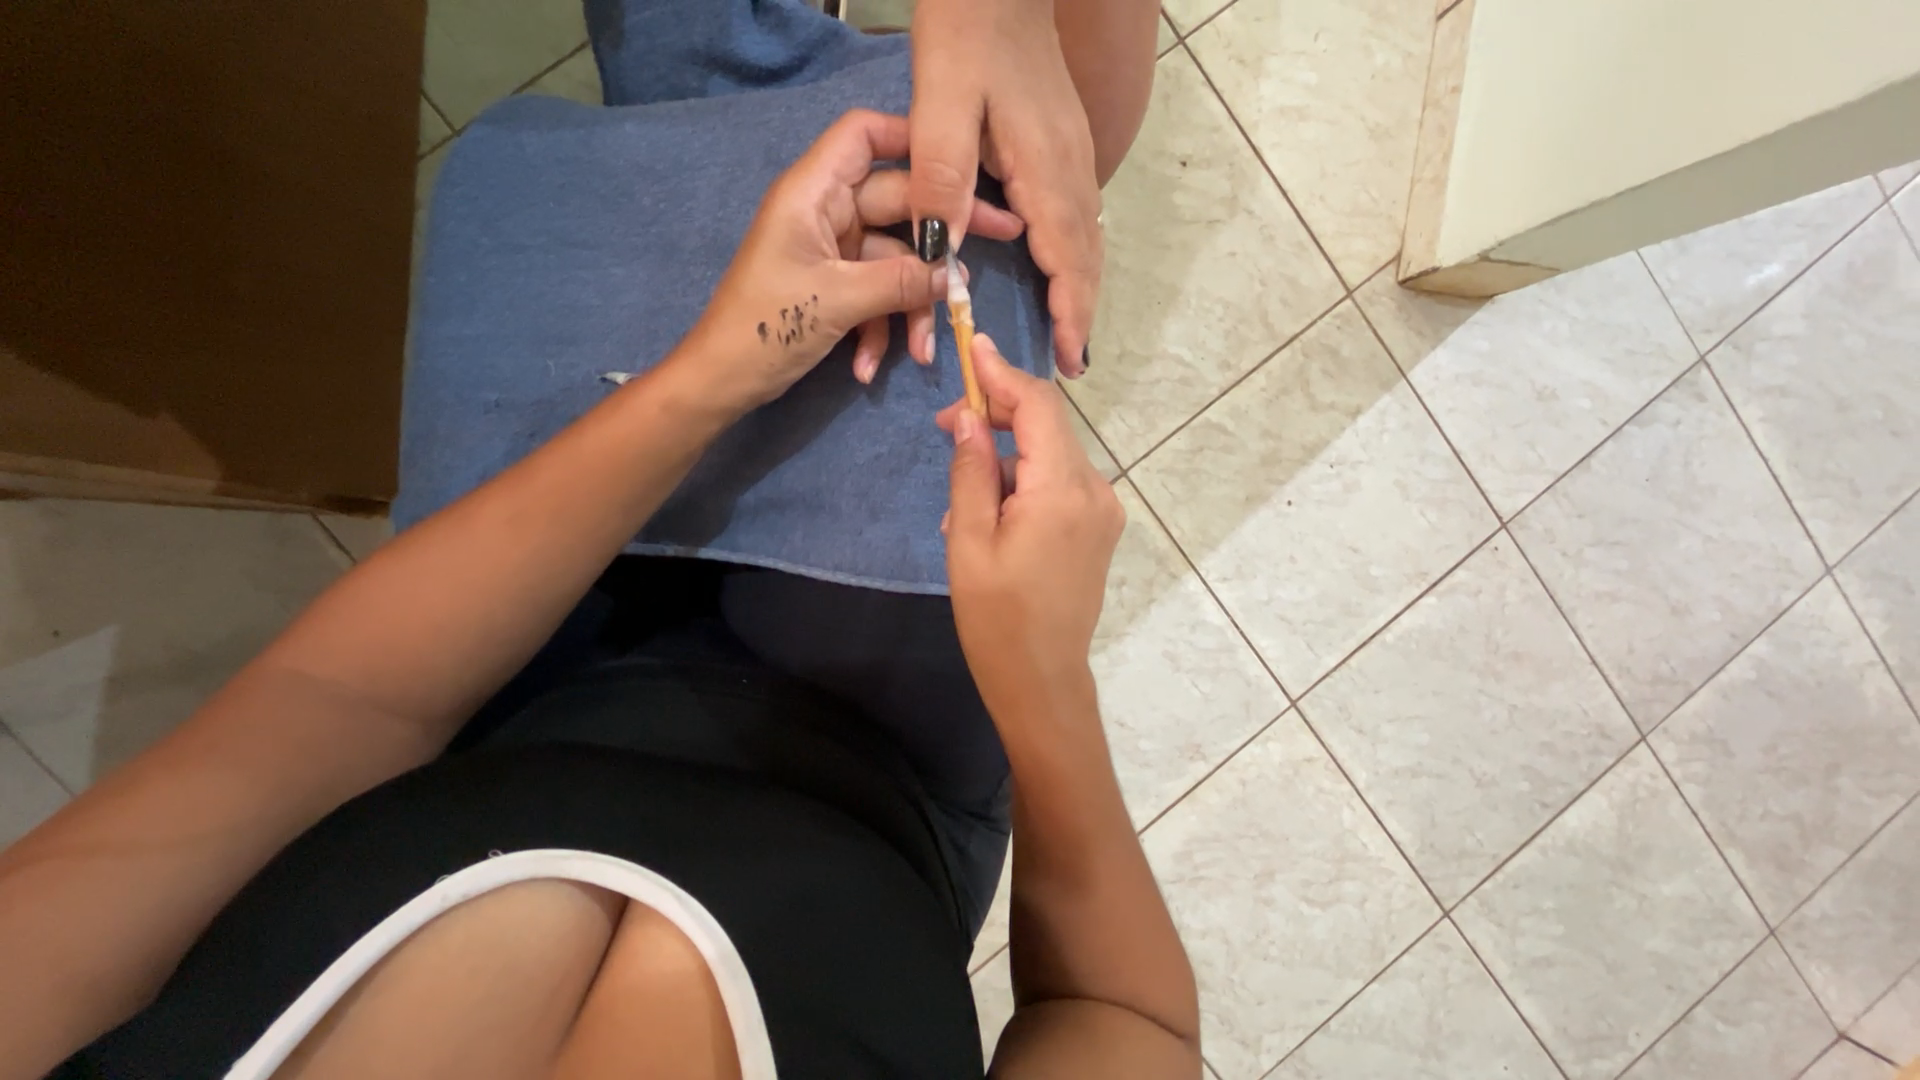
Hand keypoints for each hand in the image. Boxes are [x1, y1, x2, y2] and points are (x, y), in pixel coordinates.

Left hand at [682, 109, 1024, 410]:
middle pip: (897, 209)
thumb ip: (900, 281)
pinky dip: (879, 332)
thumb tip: (954, 275)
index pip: (865, 135)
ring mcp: (832, 251)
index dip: (913, 141)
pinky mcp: (835, 286)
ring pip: (894, 264)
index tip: (964, 170)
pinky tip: (868, 368)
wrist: (724, 381)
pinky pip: (875, 296)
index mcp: (815, 192)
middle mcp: (827, 212)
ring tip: (921, 353)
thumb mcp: (838, 301)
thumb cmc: (766, 327)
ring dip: (908, 312)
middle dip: (937, 252)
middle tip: (979, 275)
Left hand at [910, 0, 1102, 379]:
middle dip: (1081, 312)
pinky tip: (1061, 270)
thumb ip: (944, 183)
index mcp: (1044, 170)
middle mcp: (1070, 169)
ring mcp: (1073, 155)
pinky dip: (1074, 255)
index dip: (1070, 313)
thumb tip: (947, 256)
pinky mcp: (1063, 145)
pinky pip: (1077, 216)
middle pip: (1087, 256)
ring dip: (1081, 287)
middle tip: (1071, 361)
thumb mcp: (940, 108)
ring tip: (1070, 328)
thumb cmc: (965, 35)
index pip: (1067, 259)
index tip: (1068, 360)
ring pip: (1087, 237)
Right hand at [938, 333, 1124, 722]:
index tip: (971, 350)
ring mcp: (1103, 510)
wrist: (1043, 681)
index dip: (1004, 374)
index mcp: (1062, 491)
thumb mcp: (969, 542)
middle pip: (1049, 425)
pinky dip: (1025, 481)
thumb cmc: (996, 619)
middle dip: (1000, 414)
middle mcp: (1095, 490)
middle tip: (948, 428)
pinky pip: (1059, 483)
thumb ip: (971, 471)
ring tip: (963, 498)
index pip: (1039, 407)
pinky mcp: (1099, 527)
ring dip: (1009, 456)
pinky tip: (993, 513)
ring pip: (1052, 454)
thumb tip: (970, 416)